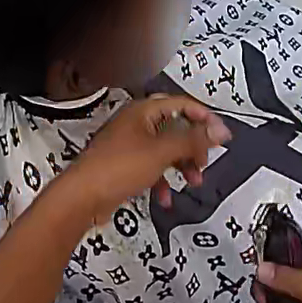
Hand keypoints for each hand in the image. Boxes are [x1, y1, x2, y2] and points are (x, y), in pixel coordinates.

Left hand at [55, 95, 229, 222]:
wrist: (82, 198)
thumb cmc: (113, 169)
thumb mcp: (162, 151)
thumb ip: (193, 140)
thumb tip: (218, 130)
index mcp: (143, 112)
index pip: (182, 104)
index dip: (204, 117)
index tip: (219, 133)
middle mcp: (136, 124)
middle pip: (176, 129)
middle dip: (193, 147)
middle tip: (205, 159)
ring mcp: (129, 146)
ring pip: (166, 151)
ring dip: (182, 166)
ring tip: (193, 180)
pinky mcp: (125, 166)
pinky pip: (153, 168)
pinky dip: (163, 181)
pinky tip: (166, 196)